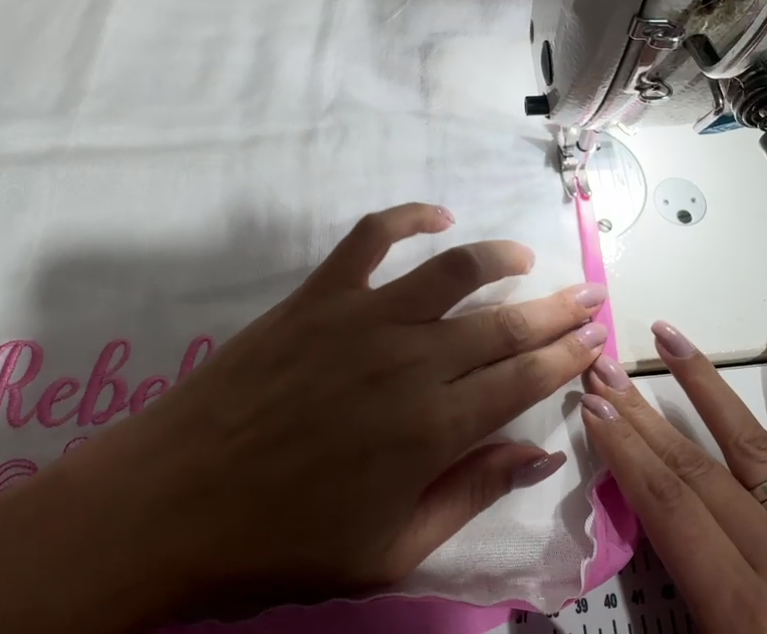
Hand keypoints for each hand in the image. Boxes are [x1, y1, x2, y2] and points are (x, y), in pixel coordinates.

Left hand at [58, 202, 608, 616]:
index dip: (567, 356)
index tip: (594, 339)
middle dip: (557, 310)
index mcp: (433, 429)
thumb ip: (471, 494)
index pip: (524, 380)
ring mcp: (363, 319)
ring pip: (454, 271)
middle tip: (588, 294)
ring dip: (500, 259)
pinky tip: (436, 216)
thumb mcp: (389, 550)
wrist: (172, 504)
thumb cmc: (282, 543)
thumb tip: (541, 454)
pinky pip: (372, 238)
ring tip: (526, 260)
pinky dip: (408, 217)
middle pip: (504, 325)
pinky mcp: (318, 295)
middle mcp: (412, 362)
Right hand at [580, 323, 766, 633]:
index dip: (625, 451)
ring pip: (754, 446)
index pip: (669, 507)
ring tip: (669, 338)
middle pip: (698, 469)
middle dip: (643, 416)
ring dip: (705, 387)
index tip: (593, 407)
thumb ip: (675, 602)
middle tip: (606, 369)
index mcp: (745, 610)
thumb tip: (636, 528)